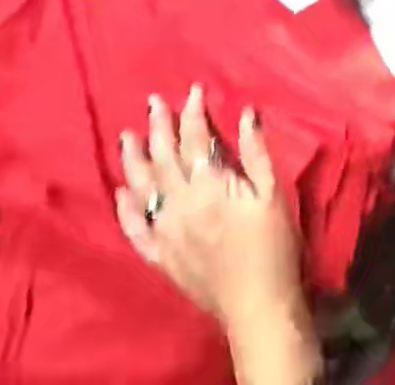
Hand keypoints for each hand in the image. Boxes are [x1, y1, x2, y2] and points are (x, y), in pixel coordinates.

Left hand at [116, 86, 305, 327]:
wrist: (259, 305)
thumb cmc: (274, 244)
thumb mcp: (273, 192)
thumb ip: (256, 151)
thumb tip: (246, 112)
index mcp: (209, 186)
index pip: (195, 139)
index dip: (193, 111)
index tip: (194, 89)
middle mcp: (180, 204)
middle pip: (164, 157)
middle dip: (159, 126)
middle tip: (153, 101)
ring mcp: (166, 232)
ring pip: (143, 188)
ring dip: (134, 159)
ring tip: (127, 135)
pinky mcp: (161, 256)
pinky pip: (136, 230)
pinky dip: (126, 209)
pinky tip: (120, 192)